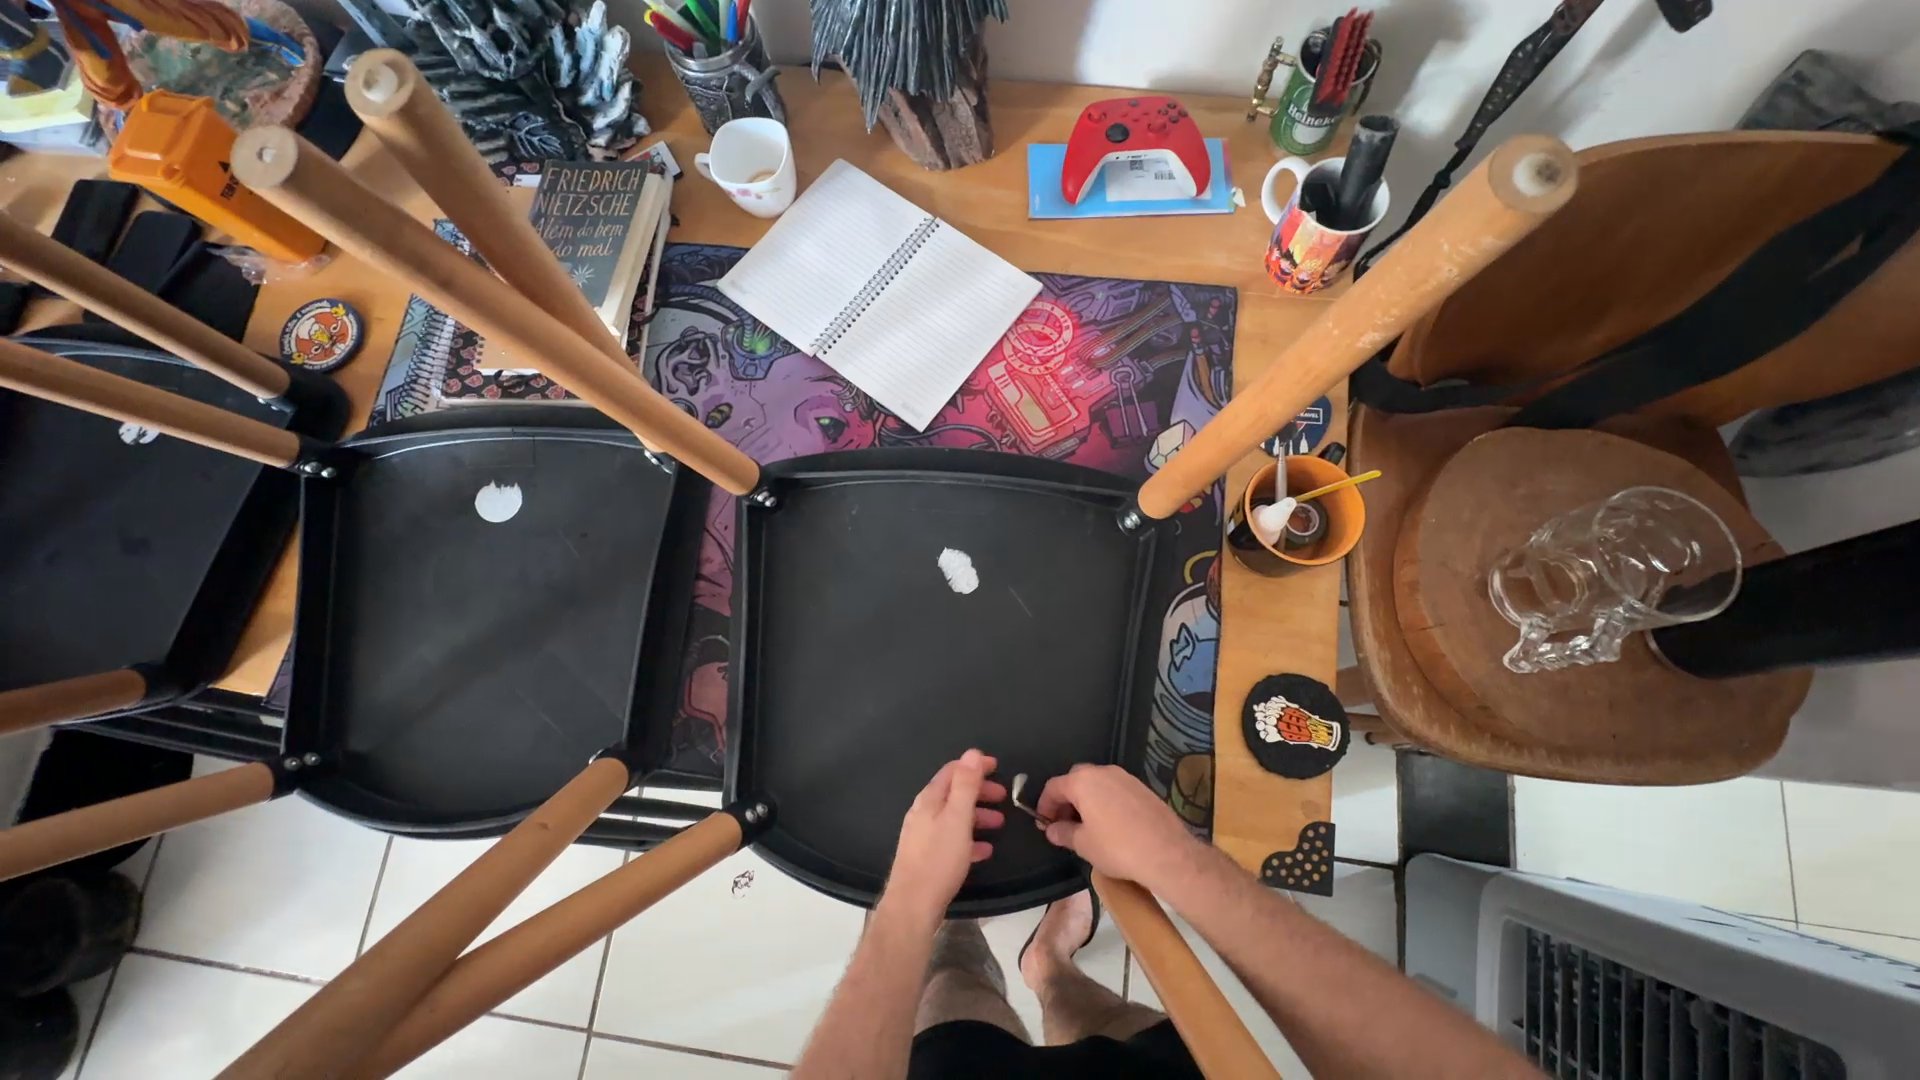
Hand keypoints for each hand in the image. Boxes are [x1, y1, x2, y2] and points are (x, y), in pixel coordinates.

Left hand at [881, 750, 1005, 921]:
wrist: (913, 905)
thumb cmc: (939, 859)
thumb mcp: (958, 818)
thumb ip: (966, 785)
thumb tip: (972, 753)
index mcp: (929, 799)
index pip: (953, 771)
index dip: (975, 765)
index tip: (997, 767)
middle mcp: (923, 813)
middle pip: (953, 793)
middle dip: (979, 792)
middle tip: (1003, 797)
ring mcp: (923, 836)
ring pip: (954, 817)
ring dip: (977, 816)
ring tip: (999, 824)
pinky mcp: (927, 857)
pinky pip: (952, 840)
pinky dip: (970, 840)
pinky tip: (985, 851)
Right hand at [1036, 765, 1202, 891]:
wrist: (1167, 854)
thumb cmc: (1118, 848)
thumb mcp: (1084, 844)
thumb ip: (1063, 832)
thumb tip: (1052, 829)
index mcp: (1083, 781)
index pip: (1054, 786)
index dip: (1044, 804)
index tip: (1044, 823)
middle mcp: (1103, 772)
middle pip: (1076, 779)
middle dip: (1066, 799)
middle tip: (1064, 823)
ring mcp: (1126, 778)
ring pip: (1098, 783)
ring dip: (1087, 800)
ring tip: (1087, 825)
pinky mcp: (1143, 788)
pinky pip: (1116, 789)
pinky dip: (1106, 801)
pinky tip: (1111, 824)